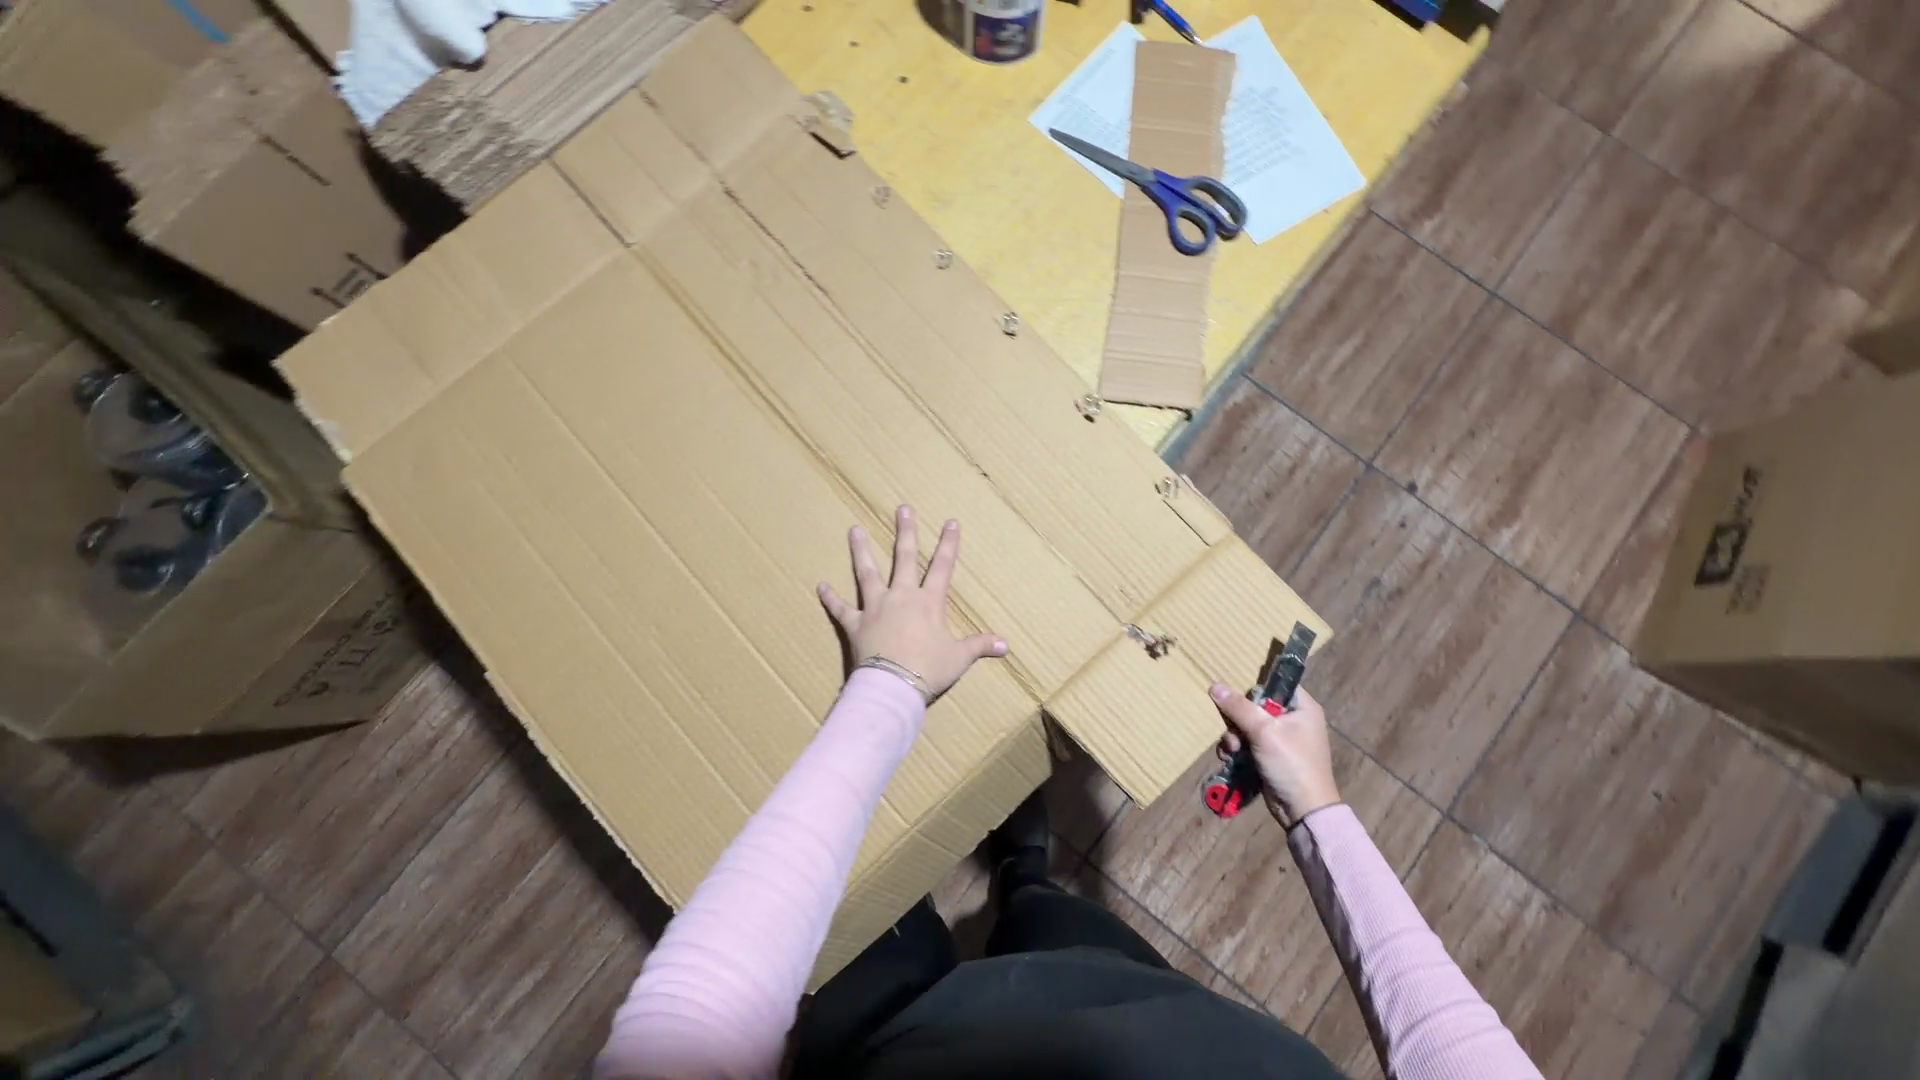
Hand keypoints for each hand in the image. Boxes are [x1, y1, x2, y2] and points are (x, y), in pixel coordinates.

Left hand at [818, 505, 1006, 697]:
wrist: (894, 686)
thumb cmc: (929, 670)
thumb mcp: (959, 658)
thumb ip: (980, 646)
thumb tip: (1005, 644)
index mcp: (928, 602)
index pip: (942, 567)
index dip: (948, 544)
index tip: (951, 522)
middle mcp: (901, 597)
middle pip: (903, 558)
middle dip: (905, 532)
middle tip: (903, 509)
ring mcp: (875, 608)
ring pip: (867, 573)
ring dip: (861, 551)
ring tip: (854, 530)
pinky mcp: (855, 624)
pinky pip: (840, 609)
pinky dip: (830, 598)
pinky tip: (820, 586)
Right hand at [1212, 683, 1340, 827]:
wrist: (1302, 809)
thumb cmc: (1291, 763)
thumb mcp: (1264, 731)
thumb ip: (1238, 707)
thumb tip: (1214, 686)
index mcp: (1302, 707)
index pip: (1276, 683)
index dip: (1255, 686)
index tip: (1236, 695)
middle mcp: (1293, 719)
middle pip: (1255, 705)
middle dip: (1237, 718)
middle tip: (1232, 728)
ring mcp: (1280, 739)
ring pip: (1246, 724)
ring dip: (1233, 735)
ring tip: (1232, 749)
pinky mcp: (1269, 755)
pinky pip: (1246, 742)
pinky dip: (1236, 749)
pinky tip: (1230, 758)